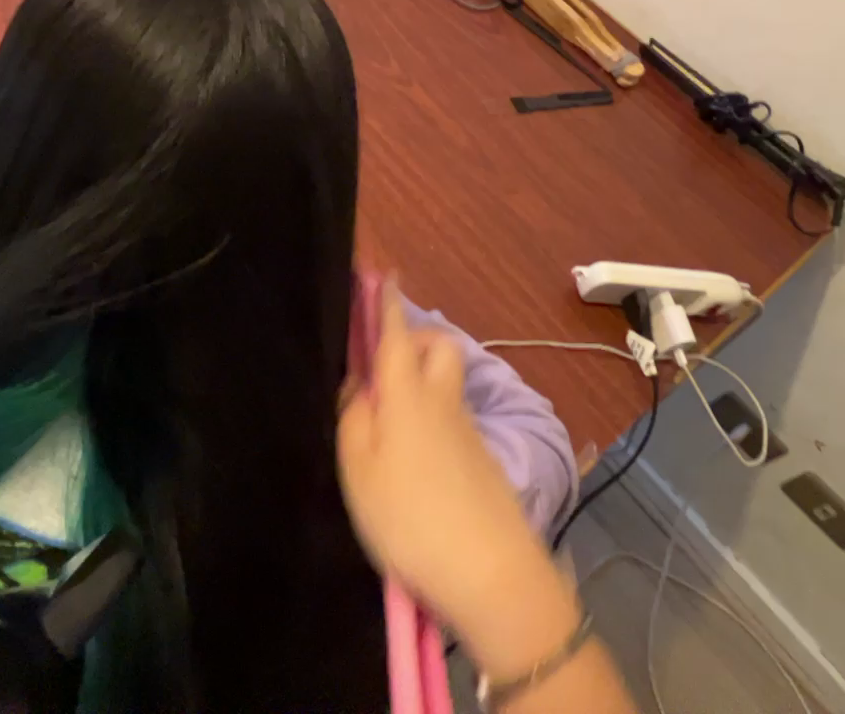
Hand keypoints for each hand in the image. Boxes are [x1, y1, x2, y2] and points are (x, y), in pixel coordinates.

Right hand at [337, 283, 578, 667]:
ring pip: (445, 382)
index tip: (382, 272)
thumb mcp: (359, 469)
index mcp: (407, 395)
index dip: (385, 302)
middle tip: (379, 369)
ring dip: (421, 379)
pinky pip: (452, 415)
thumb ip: (352, 418)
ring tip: (387, 419)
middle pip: (437, 347)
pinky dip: (432, 415)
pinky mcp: (482, 458)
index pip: (393, 334)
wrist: (491, 572)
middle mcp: (443, 401)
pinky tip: (413, 456)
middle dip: (413, 340)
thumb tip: (359, 386)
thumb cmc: (410, 516)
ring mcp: (468, 430)